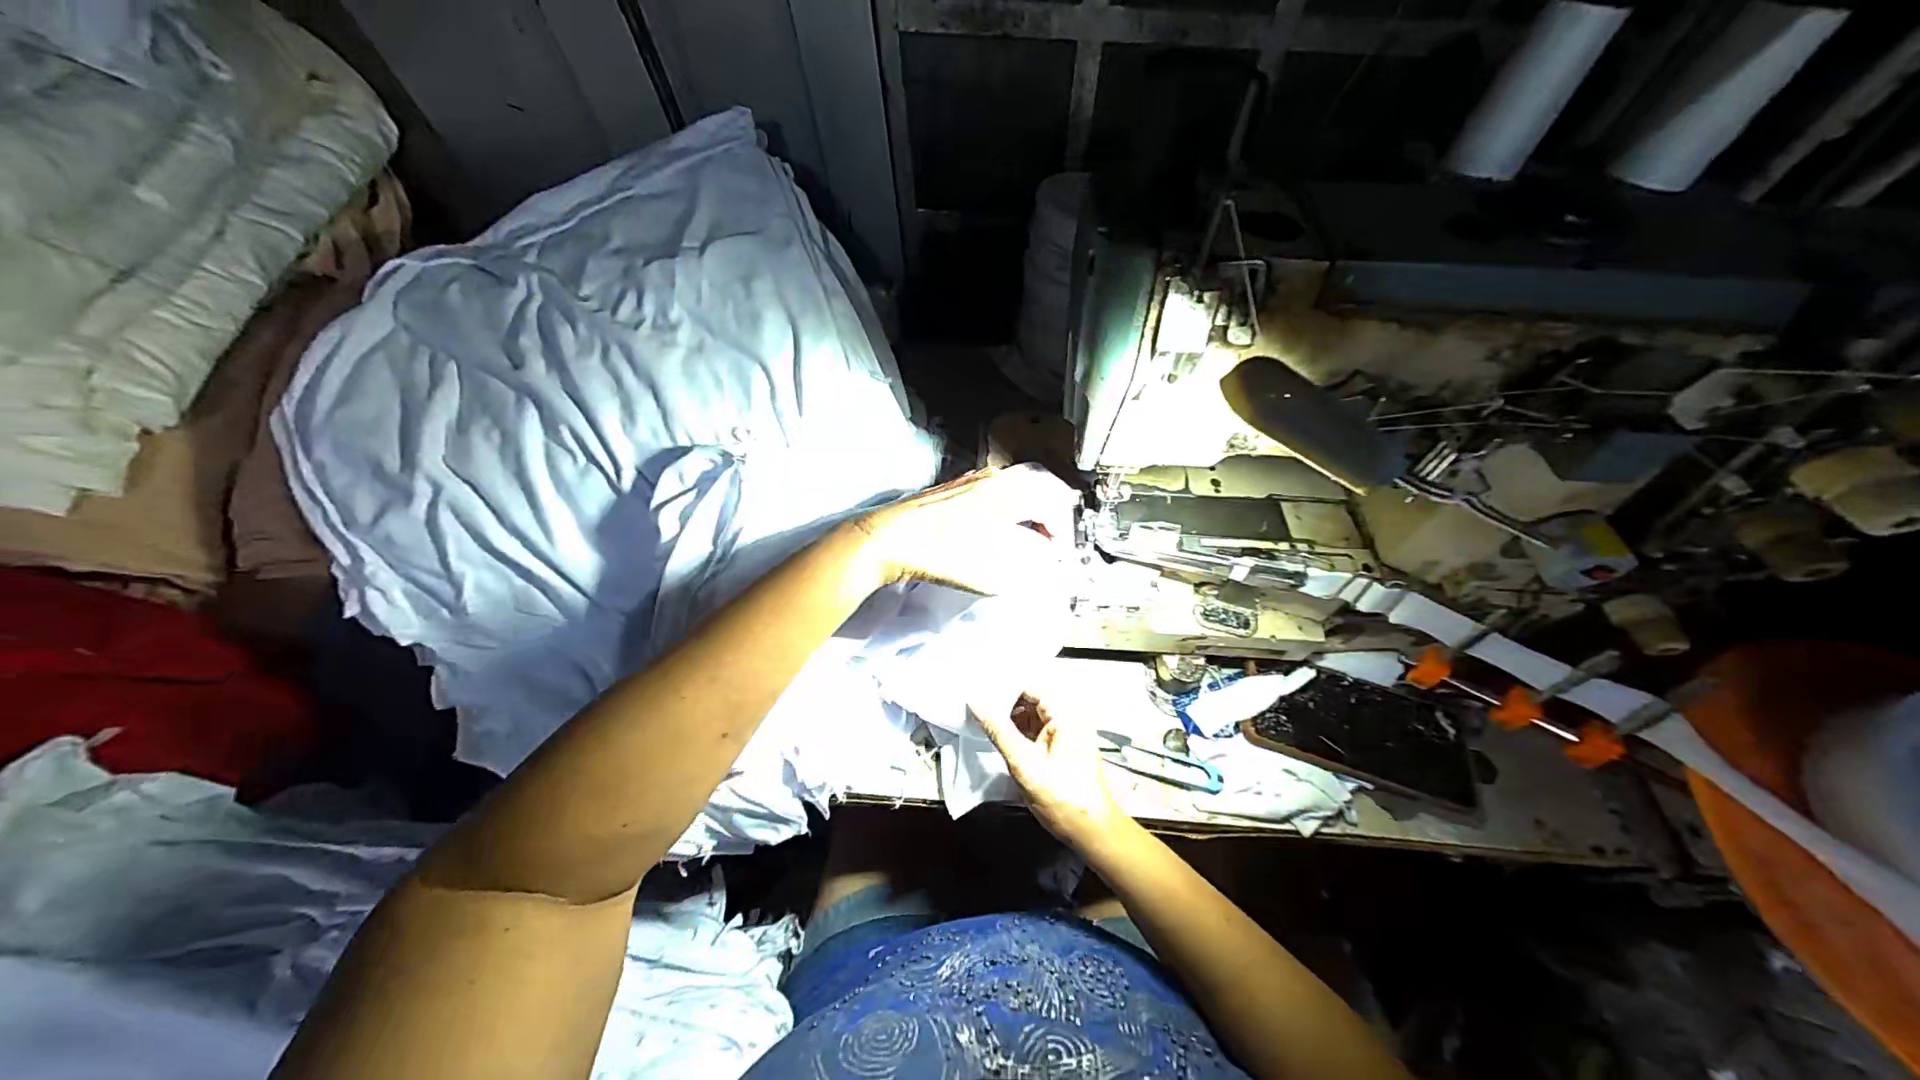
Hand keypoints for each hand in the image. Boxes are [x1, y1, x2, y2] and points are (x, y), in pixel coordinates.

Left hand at [853, 464, 1079, 595]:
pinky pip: (995, 489)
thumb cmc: (943, 552)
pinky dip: (1007, 506)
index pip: (1054, 500)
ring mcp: (972, 479)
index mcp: (1010, 490)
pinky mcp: (954, 487)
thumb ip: (1031, 561)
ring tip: (1028, 536)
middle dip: (1051, 512)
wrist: (890, 538)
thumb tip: (1049, 558)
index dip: (1062, 529)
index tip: (1059, 552)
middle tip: (1052, 539)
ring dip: (1028, 508)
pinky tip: (998, 529)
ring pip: (1015, 484)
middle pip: (1038, 484)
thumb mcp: (997, 567)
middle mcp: (995, 477)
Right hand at [972, 692, 1129, 848]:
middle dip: (1003, 703)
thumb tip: (977, 704)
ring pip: (1029, 718)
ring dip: (1008, 719)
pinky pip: (1033, 733)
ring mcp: (1063, 737)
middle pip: (1029, 701)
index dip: (1004, 687)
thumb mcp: (1024, 763)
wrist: (1090, 832)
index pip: (1030, 688)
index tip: (979, 689)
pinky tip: (997, 737)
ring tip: (981, 718)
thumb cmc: (1064, 798)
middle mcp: (1067, 720)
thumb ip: (998, 731)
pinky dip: (1016, 733)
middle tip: (975, 703)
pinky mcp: (1058, 752)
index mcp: (1065, 715)